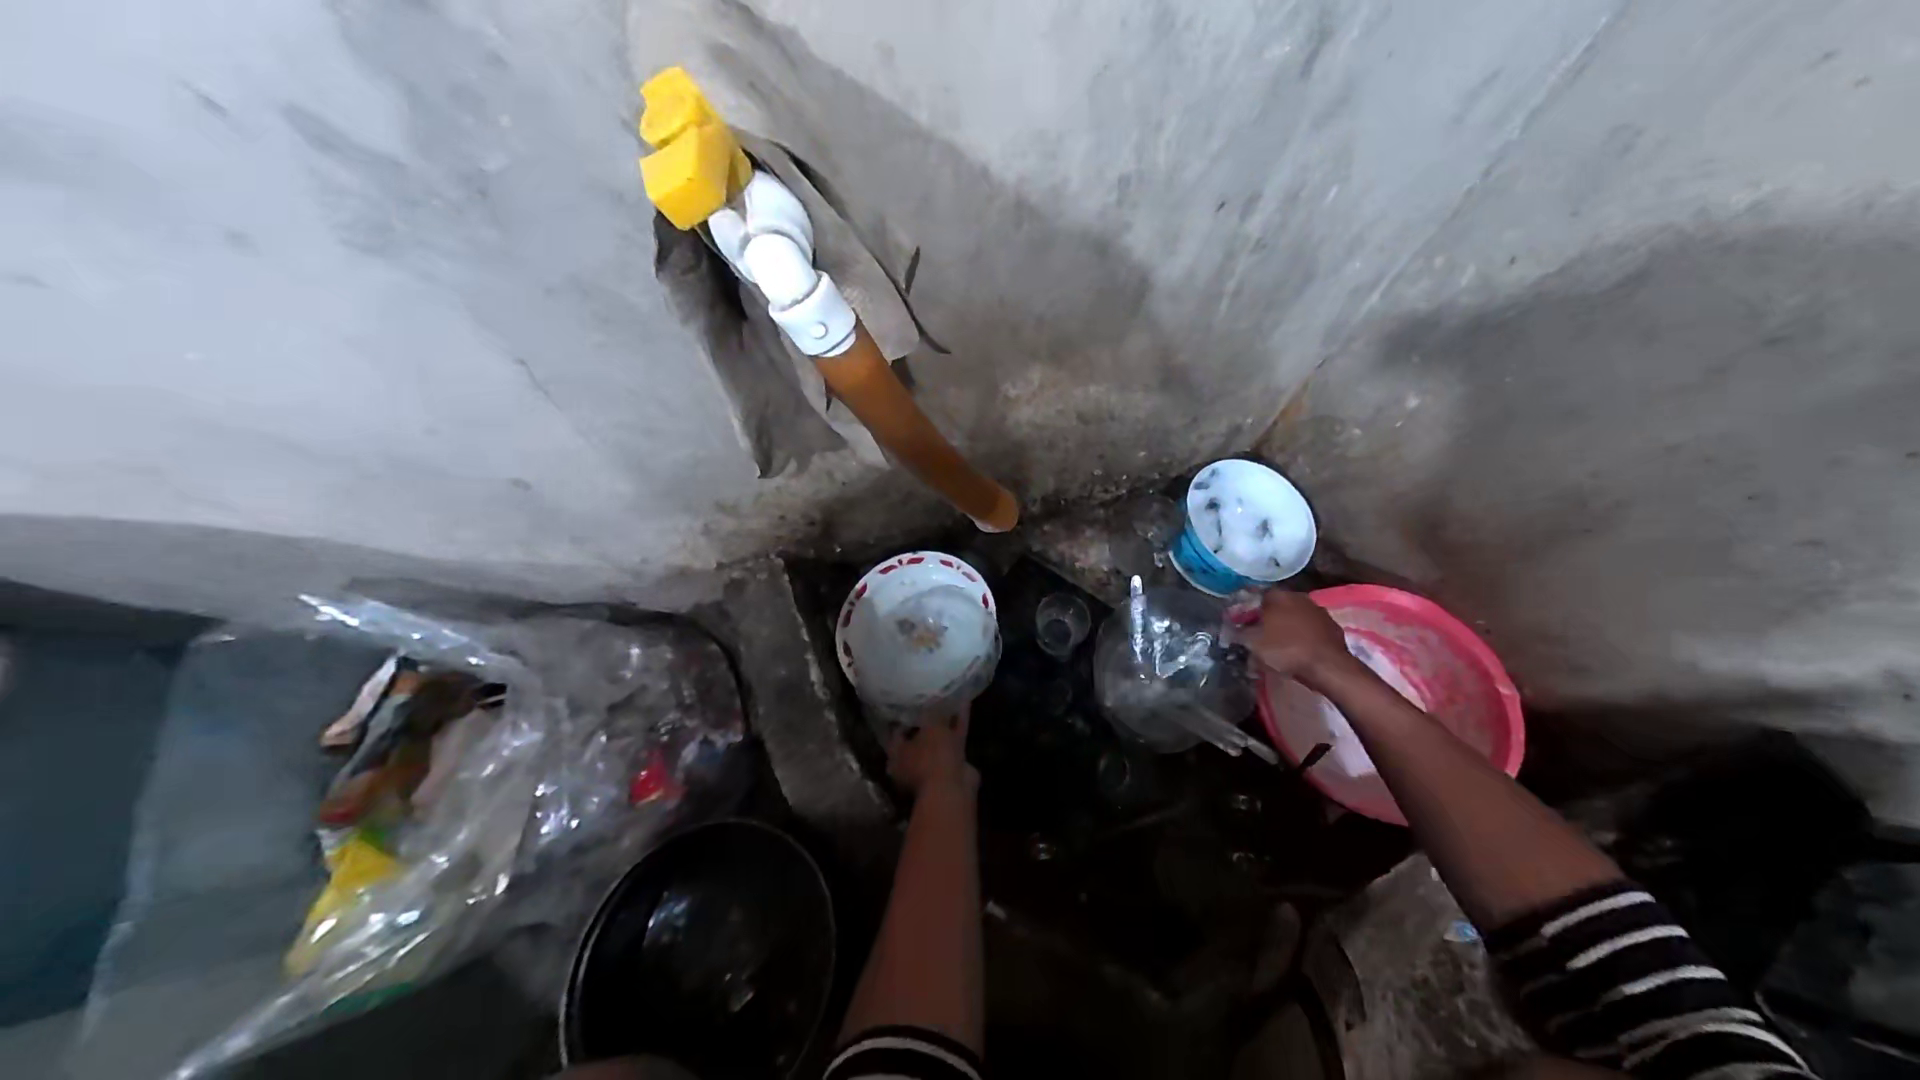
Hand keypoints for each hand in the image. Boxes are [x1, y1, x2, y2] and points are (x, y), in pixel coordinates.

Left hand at [888, 704, 977, 798]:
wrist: (953, 787)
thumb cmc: (931, 756)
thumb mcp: (929, 726)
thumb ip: (931, 711)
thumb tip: (932, 697)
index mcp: (896, 754)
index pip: (896, 731)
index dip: (904, 715)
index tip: (912, 699)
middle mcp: (911, 761)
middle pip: (919, 735)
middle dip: (927, 718)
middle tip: (932, 698)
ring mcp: (933, 764)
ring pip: (939, 738)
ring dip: (945, 719)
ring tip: (950, 697)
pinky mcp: (952, 764)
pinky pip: (954, 738)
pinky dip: (958, 723)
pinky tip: (965, 704)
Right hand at [1239, 590, 1355, 684]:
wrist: (1328, 666)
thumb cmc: (1286, 649)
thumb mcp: (1253, 643)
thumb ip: (1238, 633)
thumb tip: (1227, 629)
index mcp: (1278, 596)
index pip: (1255, 596)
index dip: (1246, 610)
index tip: (1240, 624)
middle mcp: (1299, 597)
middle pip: (1276, 606)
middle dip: (1266, 619)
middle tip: (1257, 636)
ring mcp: (1318, 611)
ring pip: (1294, 617)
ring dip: (1285, 627)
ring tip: (1277, 645)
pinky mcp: (1332, 627)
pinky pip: (1310, 629)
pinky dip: (1302, 636)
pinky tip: (1297, 650)